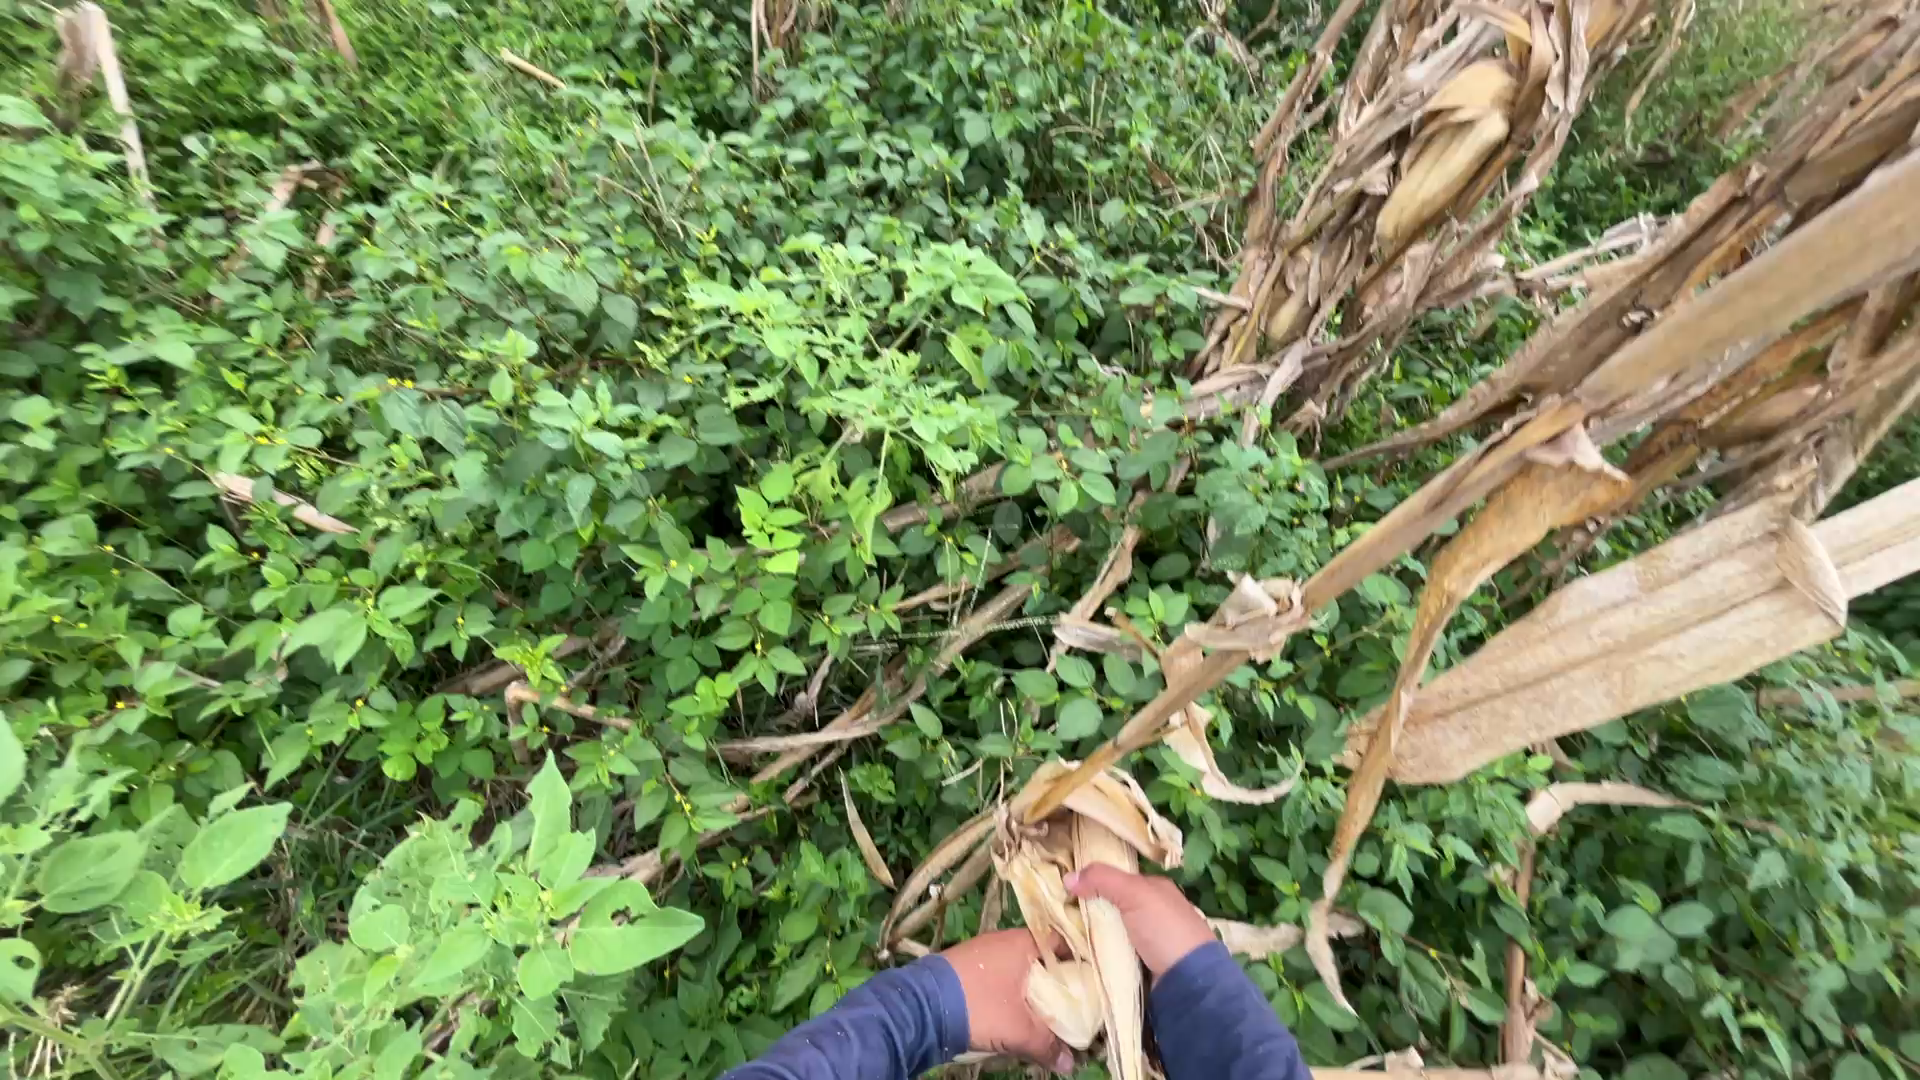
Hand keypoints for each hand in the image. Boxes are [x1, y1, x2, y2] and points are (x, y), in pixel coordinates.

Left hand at [940, 929, 1075, 1073]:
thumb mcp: (1018, 1029)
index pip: (1058, 941)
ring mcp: (985, 951)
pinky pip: (1001, 974)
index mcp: (1022, 943)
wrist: (925, 1003)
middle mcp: (1005, 940)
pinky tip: (1015, 1010)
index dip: (1075, 958)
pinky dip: (1012, 989)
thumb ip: (1047, 1044)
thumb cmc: (980, 1004)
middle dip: (1054, 978)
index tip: (1089, 978)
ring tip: (1046, 1011)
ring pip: (1019, 967)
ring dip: (1031, 987)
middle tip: (1072, 1000)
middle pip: (1039, 956)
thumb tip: (1070, 1063)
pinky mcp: (970, 966)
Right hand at [1065, 864, 1214, 978]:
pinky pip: (1112, 954)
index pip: (1117, 878)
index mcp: (1154, 889)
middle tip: (1060, 917)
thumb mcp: (1134, 893)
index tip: (1067, 889)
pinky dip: (1098, 954)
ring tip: (1062, 938)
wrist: (1190, 984)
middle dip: (1087, 911)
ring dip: (1090, 935)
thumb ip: (1102, 879)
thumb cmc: (1165, 929)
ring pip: (1108, 932)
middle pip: (1110, 906)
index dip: (1093, 881)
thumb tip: (1067, 877)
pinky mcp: (1140, 967)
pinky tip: (1081, 955)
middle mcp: (1151, 912)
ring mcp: (1146, 941)